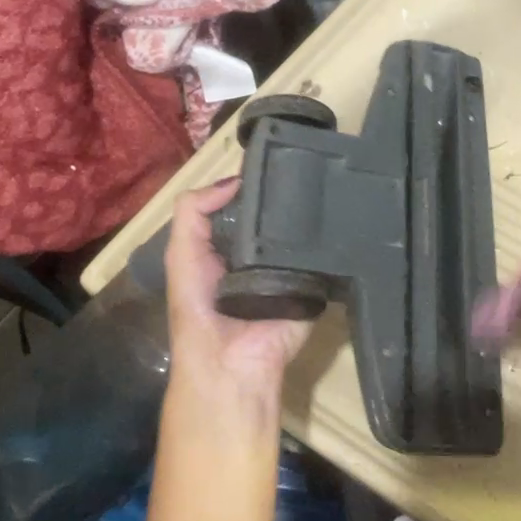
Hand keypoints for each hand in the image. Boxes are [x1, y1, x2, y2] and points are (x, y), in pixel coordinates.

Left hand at [163, 178, 309, 433]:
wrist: (230, 361)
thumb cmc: (199, 307)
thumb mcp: (181, 254)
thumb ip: (192, 213)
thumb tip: (234, 179)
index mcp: (233, 244)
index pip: (251, 204)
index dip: (256, 183)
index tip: (275, 159)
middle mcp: (266, 253)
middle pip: (281, 214)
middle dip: (289, 195)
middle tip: (307, 167)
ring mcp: (294, 267)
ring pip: (306, 231)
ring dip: (313, 215)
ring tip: (327, 187)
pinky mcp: (318, 283)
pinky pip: (328, 256)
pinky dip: (331, 241)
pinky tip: (339, 218)